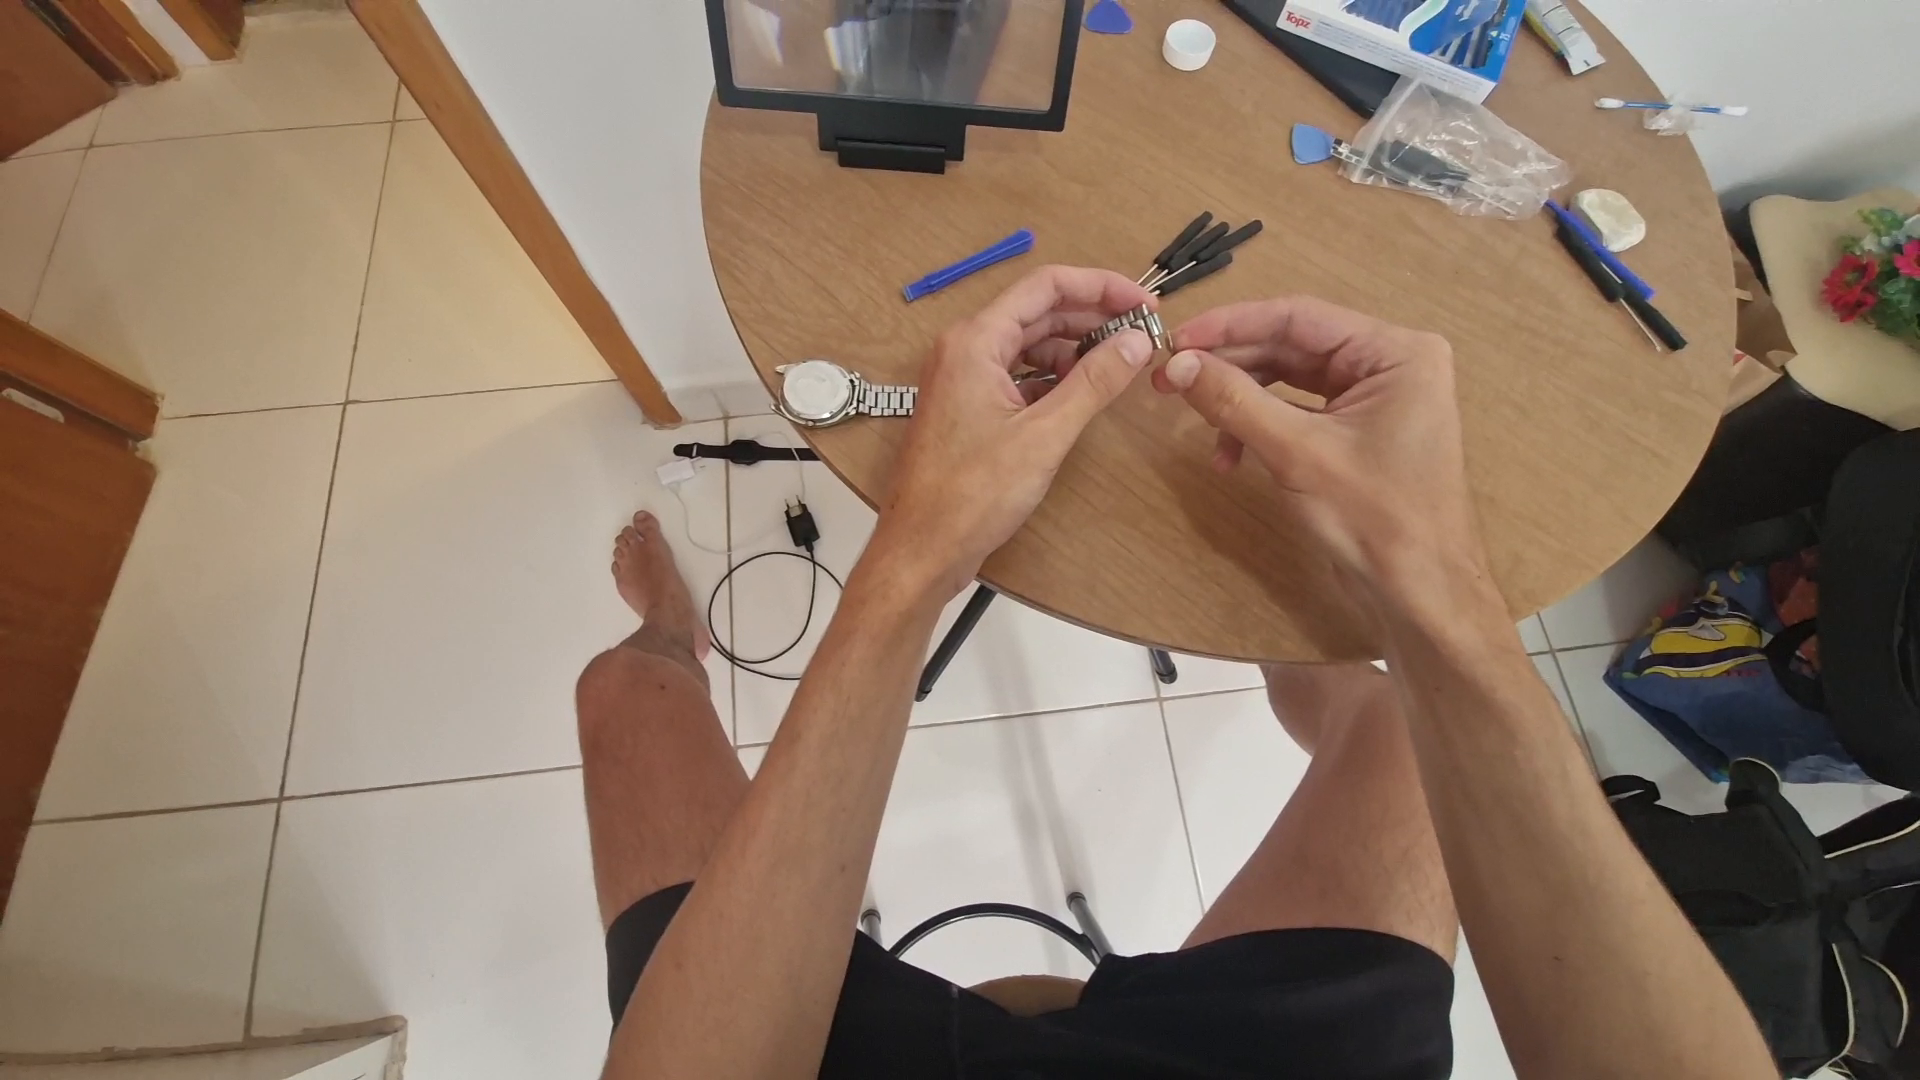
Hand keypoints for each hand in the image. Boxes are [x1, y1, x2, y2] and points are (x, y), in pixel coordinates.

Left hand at [873, 265, 1157, 599]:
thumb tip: (1136, 341)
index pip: (1046, 286)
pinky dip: (1050, 381)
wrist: (923, 548)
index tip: (1144, 304)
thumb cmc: (971, 495)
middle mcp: (964, 351)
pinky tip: (1080, 395)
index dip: (1101, 287)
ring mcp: (963, 381)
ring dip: (1073, 351)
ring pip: (1027, 347)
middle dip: (1092, 319)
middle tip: (1141, 336)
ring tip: (1117, 366)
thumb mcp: (1043, 435)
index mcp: (975, 342)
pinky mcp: (967, 410)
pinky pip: (1015, 378)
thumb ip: (1093, 383)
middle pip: (1038, 313)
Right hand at [1155, 296, 1486, 610]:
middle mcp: (1385, 364)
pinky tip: (1229, 458)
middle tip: (1169, 380)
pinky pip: (1294, 413)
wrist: (1418, 591)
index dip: (1230, 325)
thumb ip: (1235, 402)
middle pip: (1289, 347)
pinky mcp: (1352, 432)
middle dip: (1228, 366)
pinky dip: (1257, 429)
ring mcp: (1370, 399)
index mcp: (1393, 352)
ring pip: (1286, 382)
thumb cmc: (1373, 517)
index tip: (1176, 340)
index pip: (1297, 317)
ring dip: (1238, 402)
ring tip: (1196, 425)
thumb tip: (1178, 365)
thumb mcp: (1297, 453)